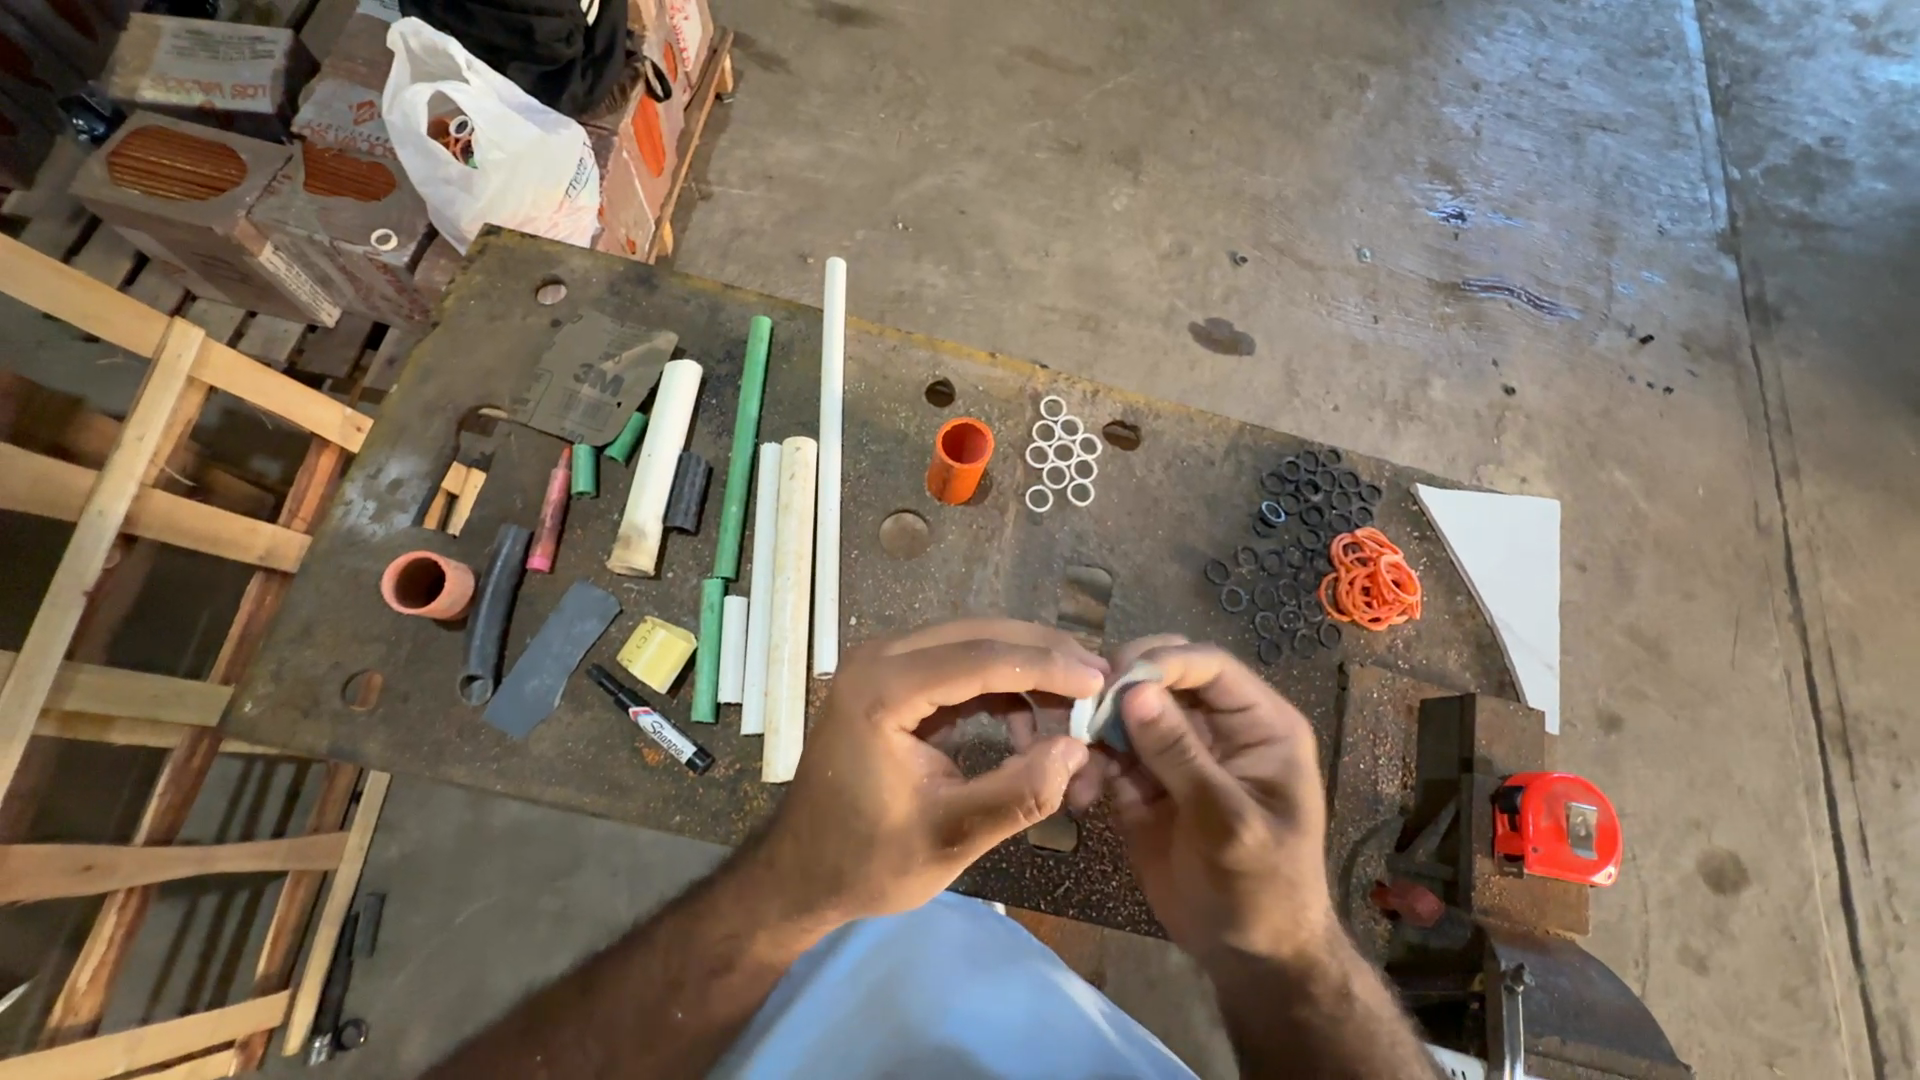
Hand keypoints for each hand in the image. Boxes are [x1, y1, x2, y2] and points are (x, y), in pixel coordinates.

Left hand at [755, 619, 1107, 925]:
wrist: (803, 870)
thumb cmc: (866, 860)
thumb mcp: (949, 838)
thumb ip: (1017, 794)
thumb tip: (1078, 750)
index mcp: (880, 691)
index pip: (980, 657)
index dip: (1047, 666)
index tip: (1101, 682)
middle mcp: (878, 658)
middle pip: (979, 634)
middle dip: (1044, 656)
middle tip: (1099, 683)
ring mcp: (882, 663)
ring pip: (973, 643)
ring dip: (1026, 670)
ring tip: (1073, 712)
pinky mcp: (892, 677)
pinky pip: (959, 664)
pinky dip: (1001, 687)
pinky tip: (1028, 728)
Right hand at [1102, 637, 1333, 965]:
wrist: (1247, 956)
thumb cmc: (1262, 888)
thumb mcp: (1228, 822)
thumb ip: (1181, 755)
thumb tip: (1134, 691)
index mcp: (1257, 723)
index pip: (1208, 666)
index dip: (1163, 661)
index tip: (1116, 677)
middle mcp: (1213, 726)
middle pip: (1160, 676)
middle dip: (1119, 688)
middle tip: (1084, 709)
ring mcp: (1174, 751)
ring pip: (1124, 711)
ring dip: (1095, 730)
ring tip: (1078, 765)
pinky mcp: (1141, 779)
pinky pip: (1107, 752)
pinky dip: (1088, 767)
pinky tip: (1081, 799)